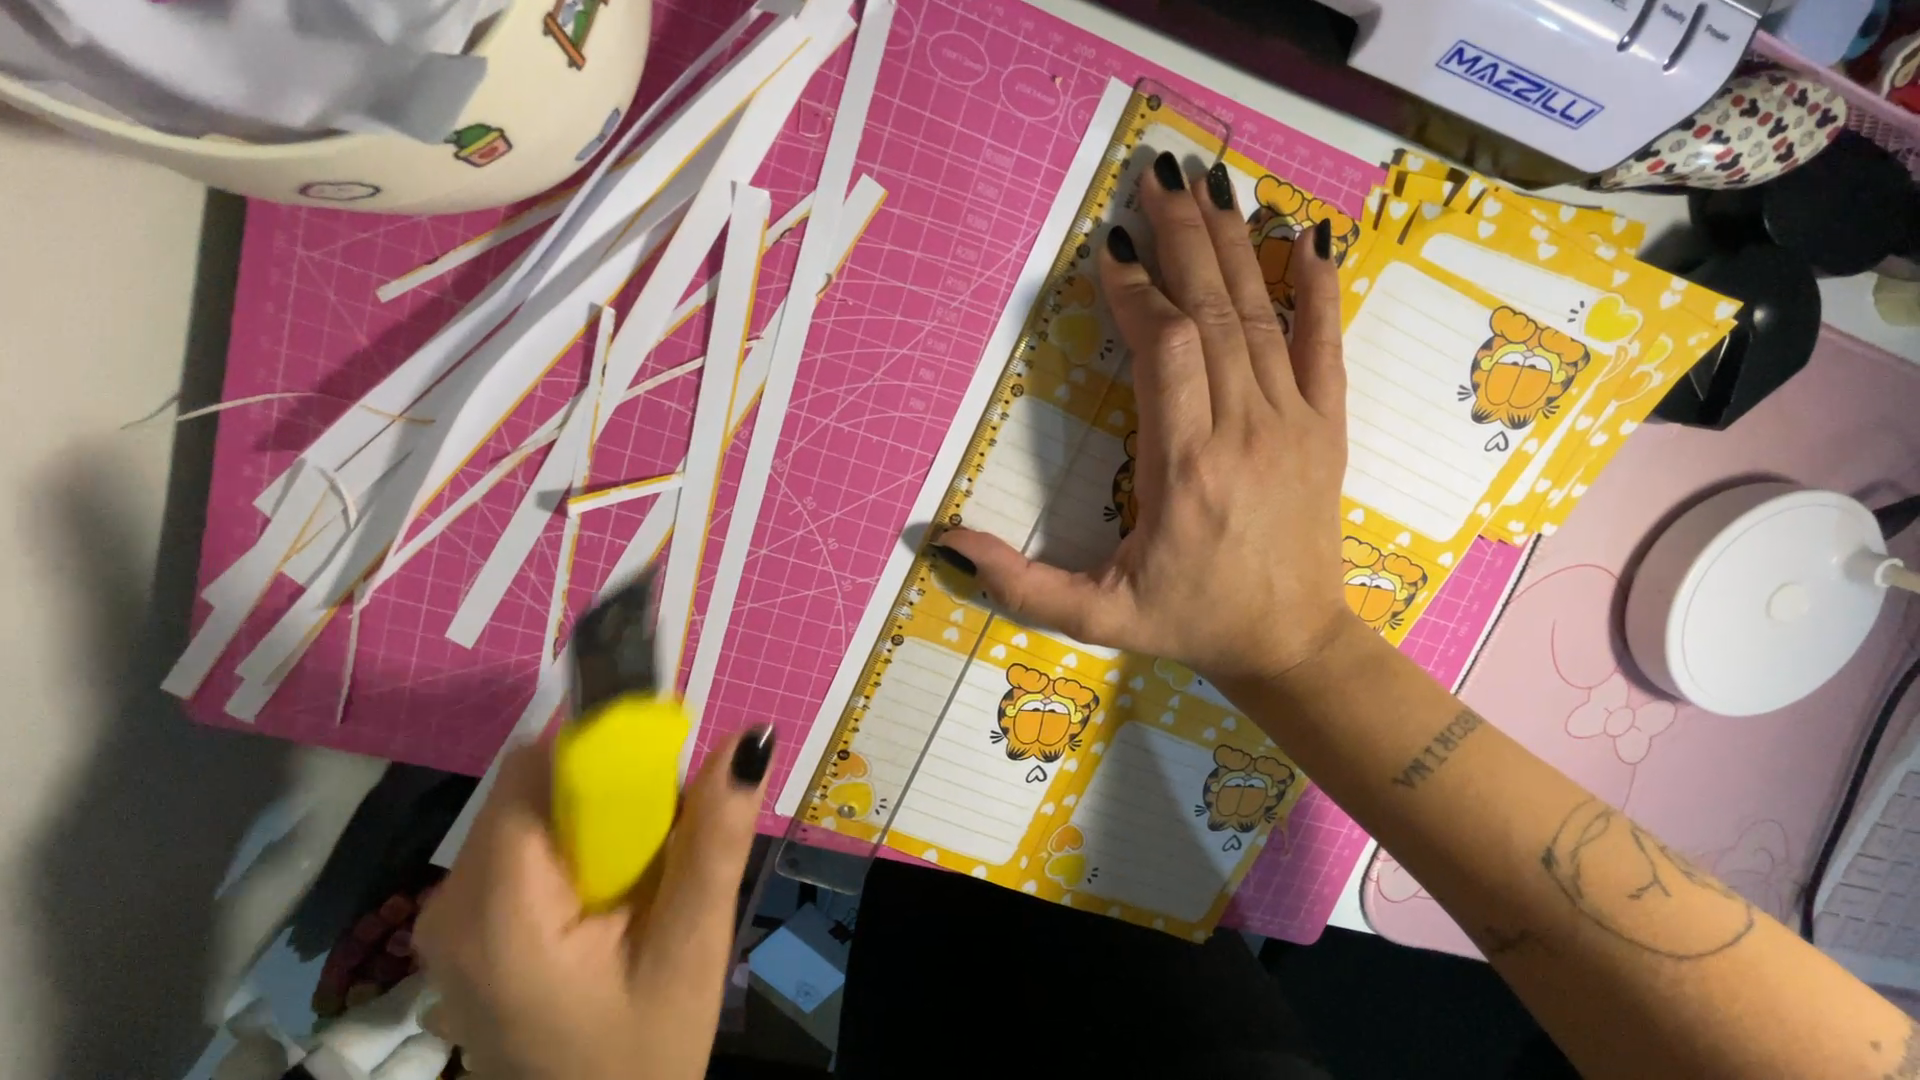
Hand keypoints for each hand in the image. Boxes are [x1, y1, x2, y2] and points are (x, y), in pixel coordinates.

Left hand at [416, 727, 774, 1079]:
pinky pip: (519, 850)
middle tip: (664, 844)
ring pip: (529, 815)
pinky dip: (571, 854)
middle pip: (533, 791)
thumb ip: (715, 840)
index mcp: (497, 914)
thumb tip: (749, 739)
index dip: (601, 758)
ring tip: (641, 882)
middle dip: (605, 797)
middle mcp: (449, 906)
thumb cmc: (643, 1053)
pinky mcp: (460, 933)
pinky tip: (607, 902)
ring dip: (592, 825)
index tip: (662, 785)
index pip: (535, 771)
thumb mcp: (693, 951)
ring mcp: (446, 923)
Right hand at [939, 154, 1359, 682]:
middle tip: (1156, 176)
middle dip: (1181, 240)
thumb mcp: (1098, 617)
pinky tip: (1306, 235)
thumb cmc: (1189, 624)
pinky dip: (1316, 287)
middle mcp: (1245, 432)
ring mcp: (1294, 424)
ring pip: (1261, 315)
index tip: (1111, 248)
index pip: (1168, 351)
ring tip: (1208, 183)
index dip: (1138, 295)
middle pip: (1213, 312)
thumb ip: (1022, 585)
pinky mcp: (1326, 428)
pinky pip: (1325, 344)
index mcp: (1185, 471)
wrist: (1291, 644)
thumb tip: (945, 544)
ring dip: (1231, 245)